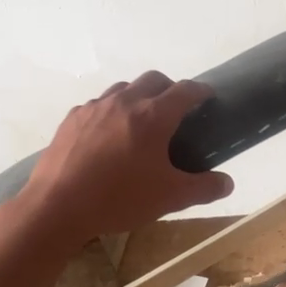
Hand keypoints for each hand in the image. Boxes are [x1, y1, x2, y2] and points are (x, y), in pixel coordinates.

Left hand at [19, 73, 233, 242]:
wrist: (57, 206)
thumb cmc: (120, 198)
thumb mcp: (170, 198)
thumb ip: (204, 188)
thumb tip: (227, 183)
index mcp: (153, 116)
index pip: (185, 91)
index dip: (200, 91)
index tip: (208, 97)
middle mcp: (124, 102)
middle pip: (153, 80)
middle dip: (170, 89)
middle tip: (177, 111)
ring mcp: (94, 107)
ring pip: (123, 89)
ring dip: (139, 97)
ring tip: (142, 122)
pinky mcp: (71, 119)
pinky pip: (98, 105)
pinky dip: (111, 112)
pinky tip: (109, 136)